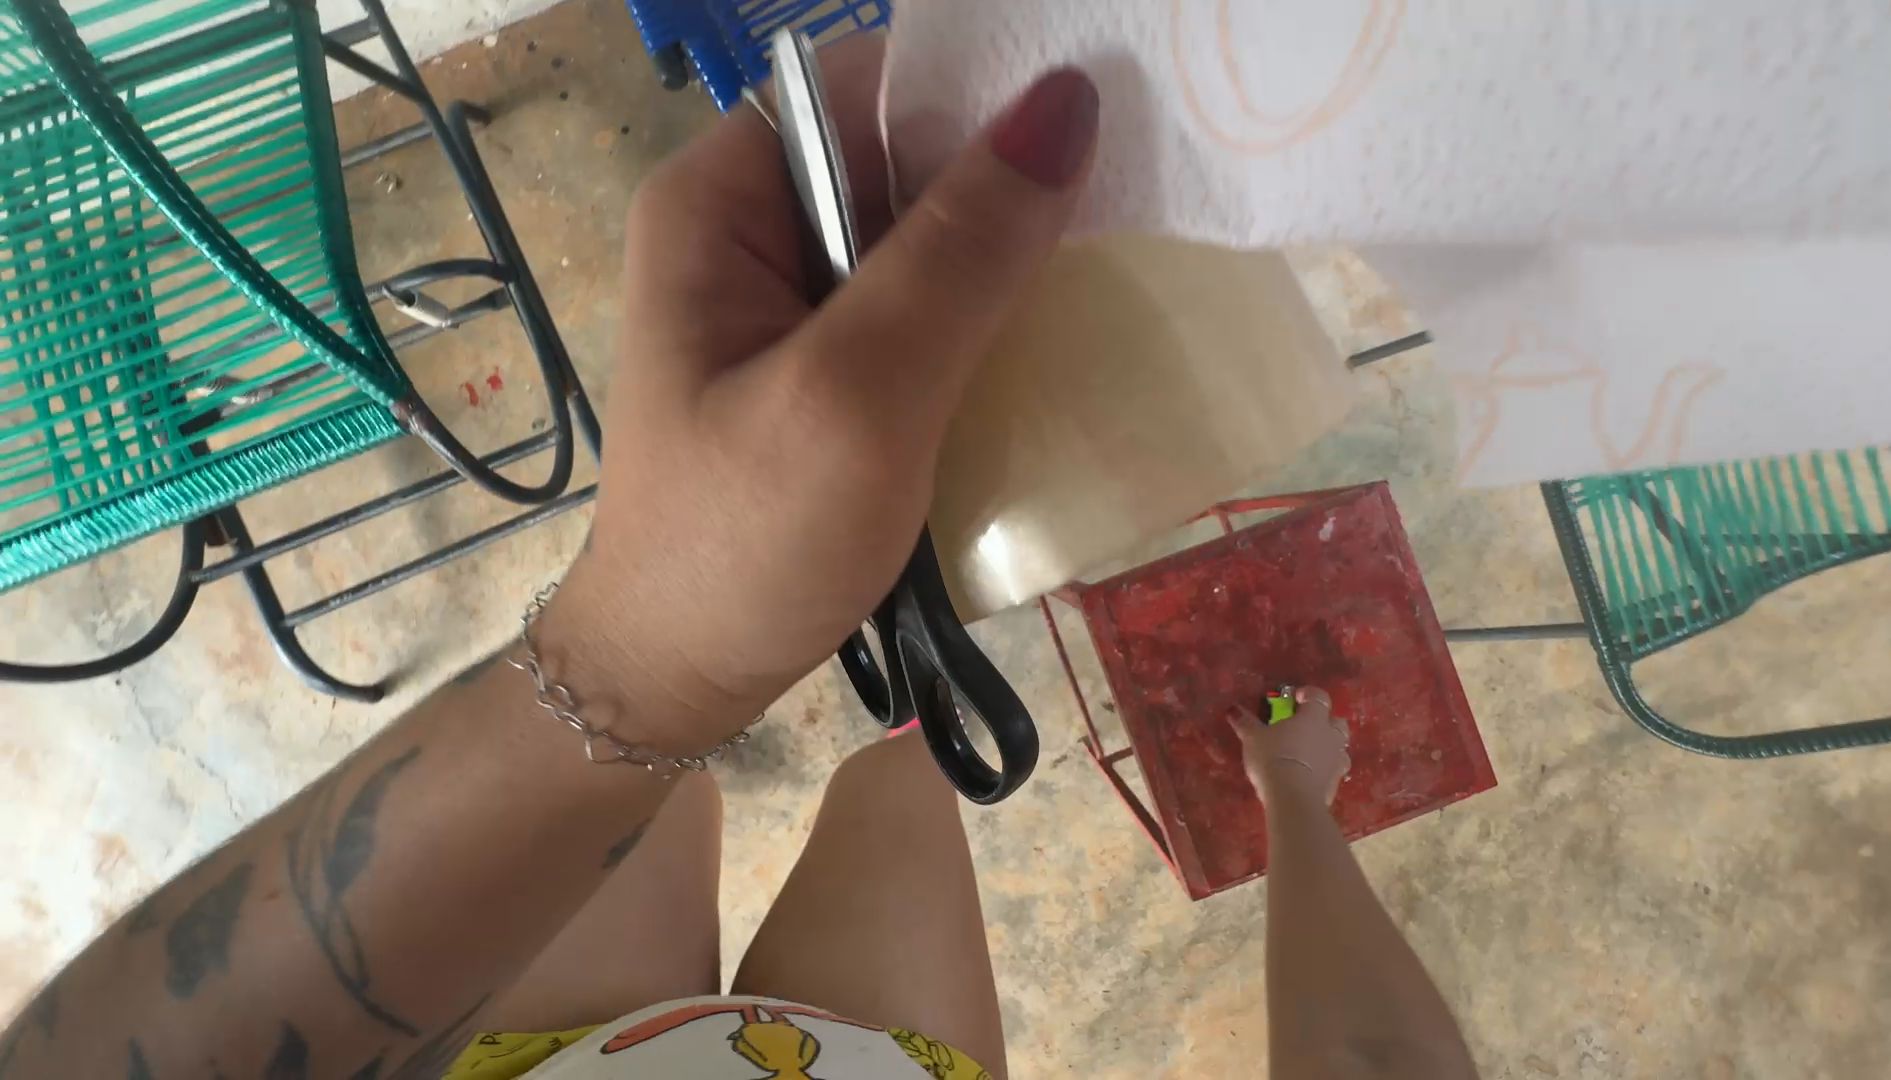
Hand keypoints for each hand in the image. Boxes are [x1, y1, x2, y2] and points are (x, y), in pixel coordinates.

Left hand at [545, 38, 1099, 743]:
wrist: (691, 670)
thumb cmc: (749, 541)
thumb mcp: (856, 396)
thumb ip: (956, 257)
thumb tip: (1065, 106)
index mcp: (723, 203)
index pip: (866, 92)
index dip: (976, 102)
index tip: (1089, 144)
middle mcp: (754, 239)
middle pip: (901, 169)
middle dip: (1002, 195)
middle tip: (1112, 231)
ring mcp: (795, 315)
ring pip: (924, 251)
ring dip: (1004, 270)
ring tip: (1092, 295)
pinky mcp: (831, 378)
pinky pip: (923, 323)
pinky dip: (983, 331)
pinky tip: (1036, 357)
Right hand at [1229, 687, 1350, 806]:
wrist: (1293, 798)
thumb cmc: (1274, 757)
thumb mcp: (1253, 737)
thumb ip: (1245, 722)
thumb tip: (1233, 709)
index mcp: (1313, 718)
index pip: (1318, 696)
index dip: (1308, 694)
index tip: (1295, 697)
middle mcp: (1330, 736)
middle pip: (1337, 721)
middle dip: (1324, 721)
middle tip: (1305, 725)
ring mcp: (1337, 761)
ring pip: (1339, 747)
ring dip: (1327, 746)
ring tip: (1308, 752)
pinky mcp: (1335, 784)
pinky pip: (1333, 770)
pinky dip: (1323, 768)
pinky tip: (1307, 774)